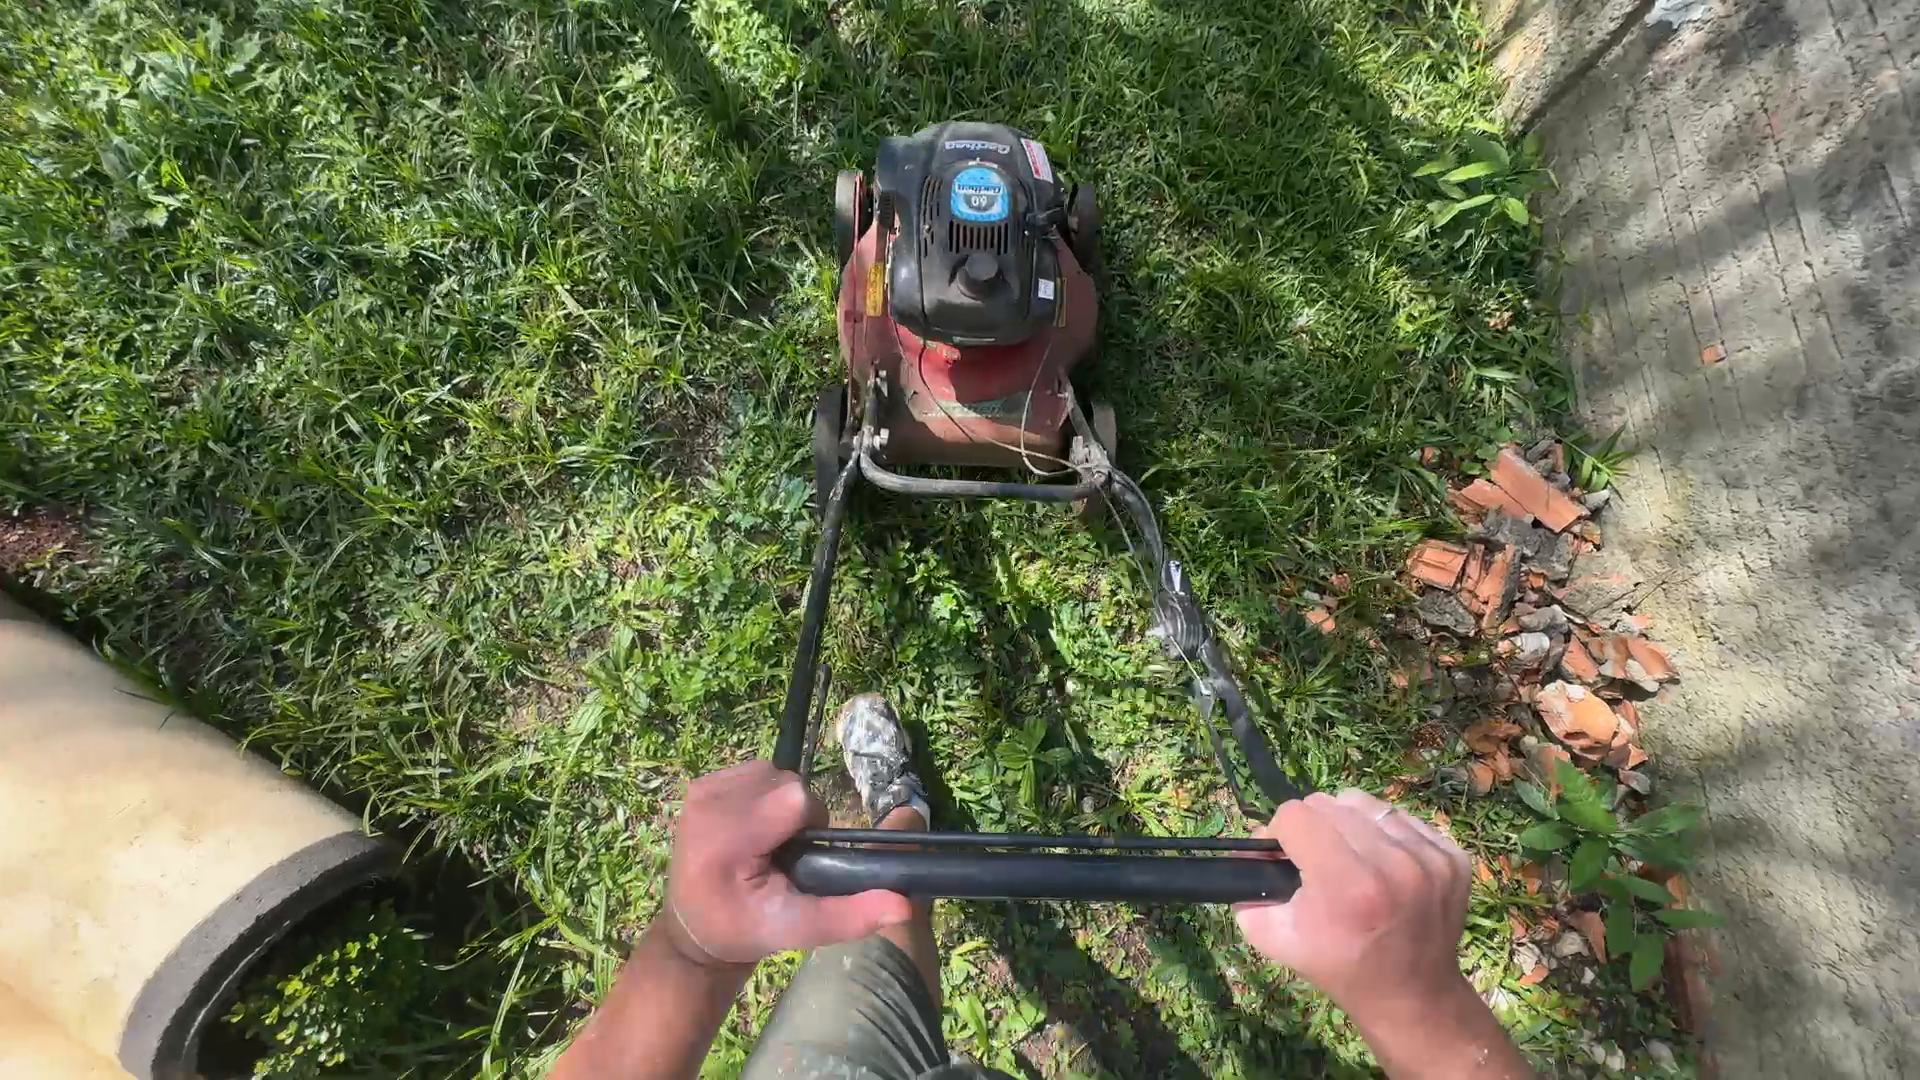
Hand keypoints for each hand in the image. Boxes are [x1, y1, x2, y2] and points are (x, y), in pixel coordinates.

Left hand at [662, 760, 912, 965]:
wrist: (695, 929)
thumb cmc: (746, 929)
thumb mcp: (797, 928)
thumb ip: (849, 914)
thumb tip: (903, 905)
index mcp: (726, 839)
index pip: (793, 799)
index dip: (809, 823)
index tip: (797, 855)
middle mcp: (708, 805)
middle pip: (786, 781)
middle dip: (797, 812)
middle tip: (782, 852)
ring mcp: (701, 790)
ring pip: (775, 772)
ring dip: (782, 801)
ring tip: (767, 839)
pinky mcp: (701, 783)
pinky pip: (756, 771)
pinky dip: (763, 794)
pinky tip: (752, 826)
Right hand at [1236, 789, 1473, 1021]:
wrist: (1413, 997)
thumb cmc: (1339, 964)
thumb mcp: (1273, 936)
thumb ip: (1246, 884)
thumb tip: (1248, 845)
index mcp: (1347, 883)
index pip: (1294, 814)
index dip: (1282, 833)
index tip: (1288, 858)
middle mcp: (1392, 863)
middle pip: (1326, 803)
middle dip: (1313, 827)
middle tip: (1317, 860)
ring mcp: (1429, 859)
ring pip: (1362, 803)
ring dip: (1348, 824)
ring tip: (1351, 857)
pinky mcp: (1453, 858)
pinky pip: (1399, 817)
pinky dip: (1383, 833)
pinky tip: (1383, 863)